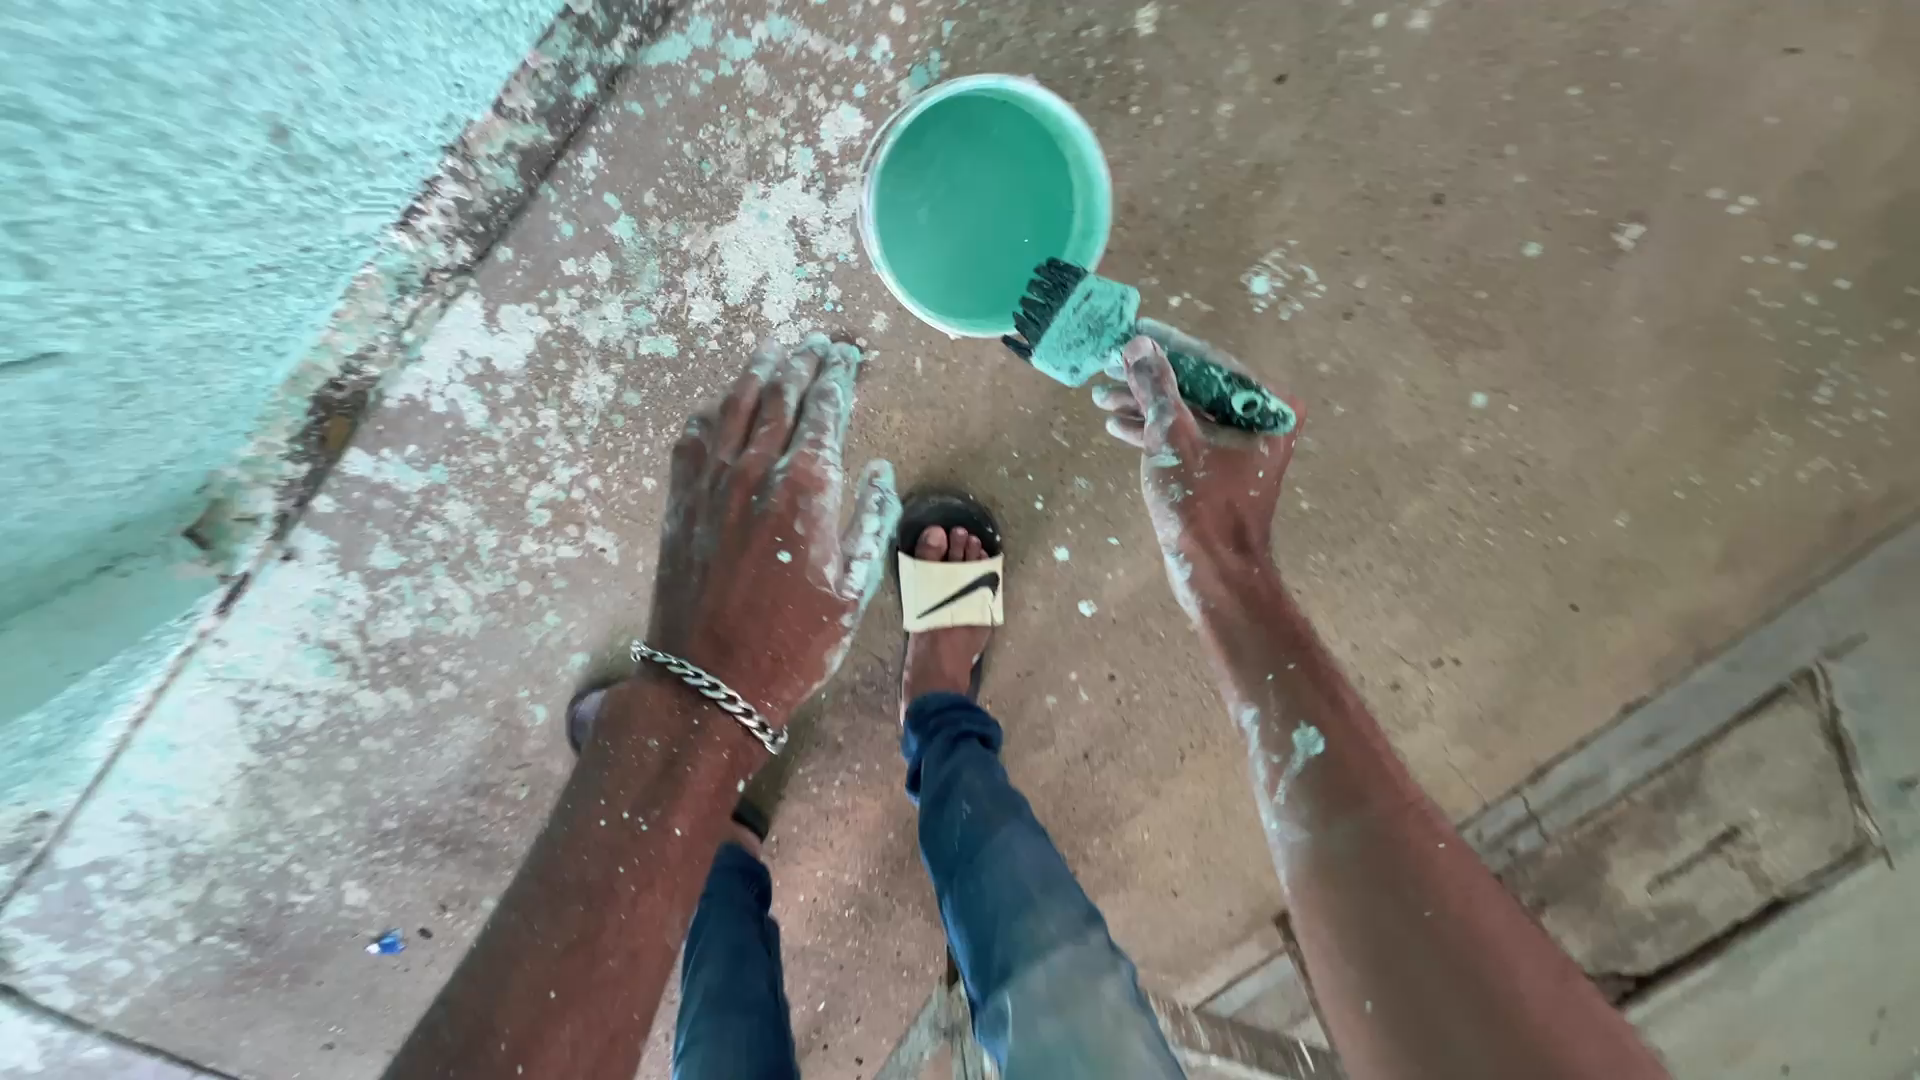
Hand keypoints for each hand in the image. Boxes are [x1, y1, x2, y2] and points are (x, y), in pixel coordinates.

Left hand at [647, 334, 900, 724]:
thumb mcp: (855, 588)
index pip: (826, 410)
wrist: (711, 679)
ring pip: (735, 406)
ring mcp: (712, 483)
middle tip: (819, 342)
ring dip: (758, 373)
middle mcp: (757, 470)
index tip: (850, 354)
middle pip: (781, 395)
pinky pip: (694, 439)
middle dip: (804, 362)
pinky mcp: (682, 502)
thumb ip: (871, 518)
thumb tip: (877, 469)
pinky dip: (712, 412)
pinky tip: (721, 406)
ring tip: (775, 351)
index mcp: (807, 487)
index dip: (841, 375)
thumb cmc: (796, 641)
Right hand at [1092, 320, 1300, 618]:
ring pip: (1188, 414)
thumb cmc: (1201, 506)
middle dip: (1148, 380)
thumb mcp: (1172, 440)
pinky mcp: (1222, 470)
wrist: (1215, 573)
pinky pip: (1188, 439)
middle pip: (1196, 387)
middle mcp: (1261, 421)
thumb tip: (1138, 344)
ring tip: (1102, 398)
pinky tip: (1119, 427)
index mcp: (1266, 407)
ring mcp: (1243, 447)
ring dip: (1145, 406)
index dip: (1164, 348)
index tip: (1129, 334)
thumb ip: (1156, 389)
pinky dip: (1155, 433)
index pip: (1208, 363)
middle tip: (1107, 367)